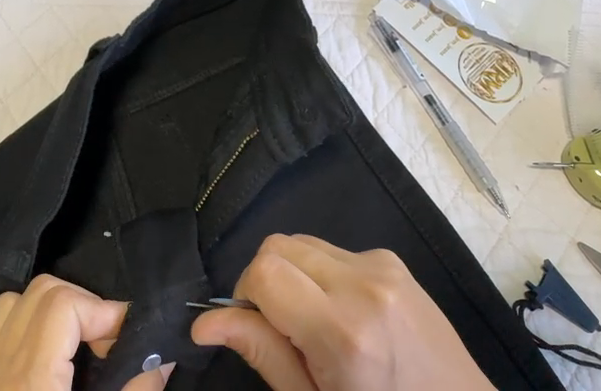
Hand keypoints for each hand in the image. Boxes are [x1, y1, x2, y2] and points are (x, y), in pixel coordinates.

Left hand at [0, 274, 172, 390]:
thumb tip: (162, 363)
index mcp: (29, 377)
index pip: (65, 305)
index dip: (106, 312)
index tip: (134, 338)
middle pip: (42, 293)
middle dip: (84, 306)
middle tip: (111, 344)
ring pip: (15, 303)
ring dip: (55, 311)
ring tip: (83, 349)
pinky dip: (28, 326)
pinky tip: (52, 359)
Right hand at [191, 234, 494, 390]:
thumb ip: (264, 355)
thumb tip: (206, 321)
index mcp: (344, 331)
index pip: (264, 271)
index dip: (244, 295)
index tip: (252, 328)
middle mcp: (364, 285)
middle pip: (279, 245)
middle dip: (265, 282)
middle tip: (280, 331)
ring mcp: (384, 267)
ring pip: (304, 244)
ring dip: (293, 276)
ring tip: (314, 327)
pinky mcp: (395, 261)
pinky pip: (335, 251)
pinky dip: (321, 275)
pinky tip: (342, 316)